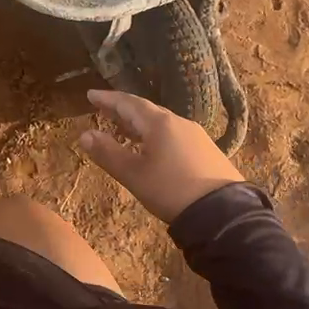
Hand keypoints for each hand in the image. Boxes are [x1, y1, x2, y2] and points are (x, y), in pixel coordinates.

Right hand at [78, 89, 243, 222]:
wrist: (225, 214)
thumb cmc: (172, 190)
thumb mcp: (134, 174)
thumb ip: (107, 153)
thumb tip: (84, 134)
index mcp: (159, 124)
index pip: (128, 103)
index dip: (108, 99)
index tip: (90, 95)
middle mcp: (179, 123)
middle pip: (146, 110)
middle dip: (123, 109)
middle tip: (104, 109)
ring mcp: (196, 136)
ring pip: (162, 123)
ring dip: (140, 123)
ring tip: (124, 129)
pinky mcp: (207, 151)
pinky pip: (174, 134)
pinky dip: (155, 135)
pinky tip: (152, 147)